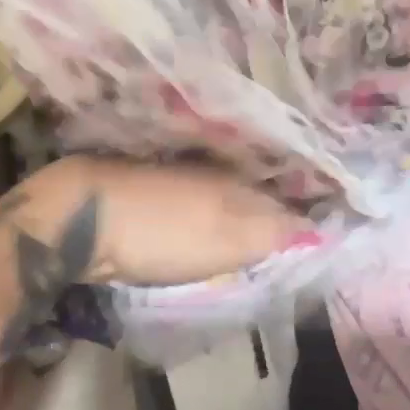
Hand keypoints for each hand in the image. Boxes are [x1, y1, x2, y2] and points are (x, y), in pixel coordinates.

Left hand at [5, 156, 311, 286]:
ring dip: (247, 214)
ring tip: (265, 235)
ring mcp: (184, 181)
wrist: (84, 217)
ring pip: (230, 197)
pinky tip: (216, 232)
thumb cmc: (163, 229)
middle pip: (259, 195)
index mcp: (239, 179)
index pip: (284, 198)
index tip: (325, 232)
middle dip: (279, 211)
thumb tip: (320, 229)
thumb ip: (274, 231)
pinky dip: (216, 218)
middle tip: (301, 236)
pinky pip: (202, 205)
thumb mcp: (227, 238)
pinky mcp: (157, 194)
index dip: (304, 216)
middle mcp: (218, 172)